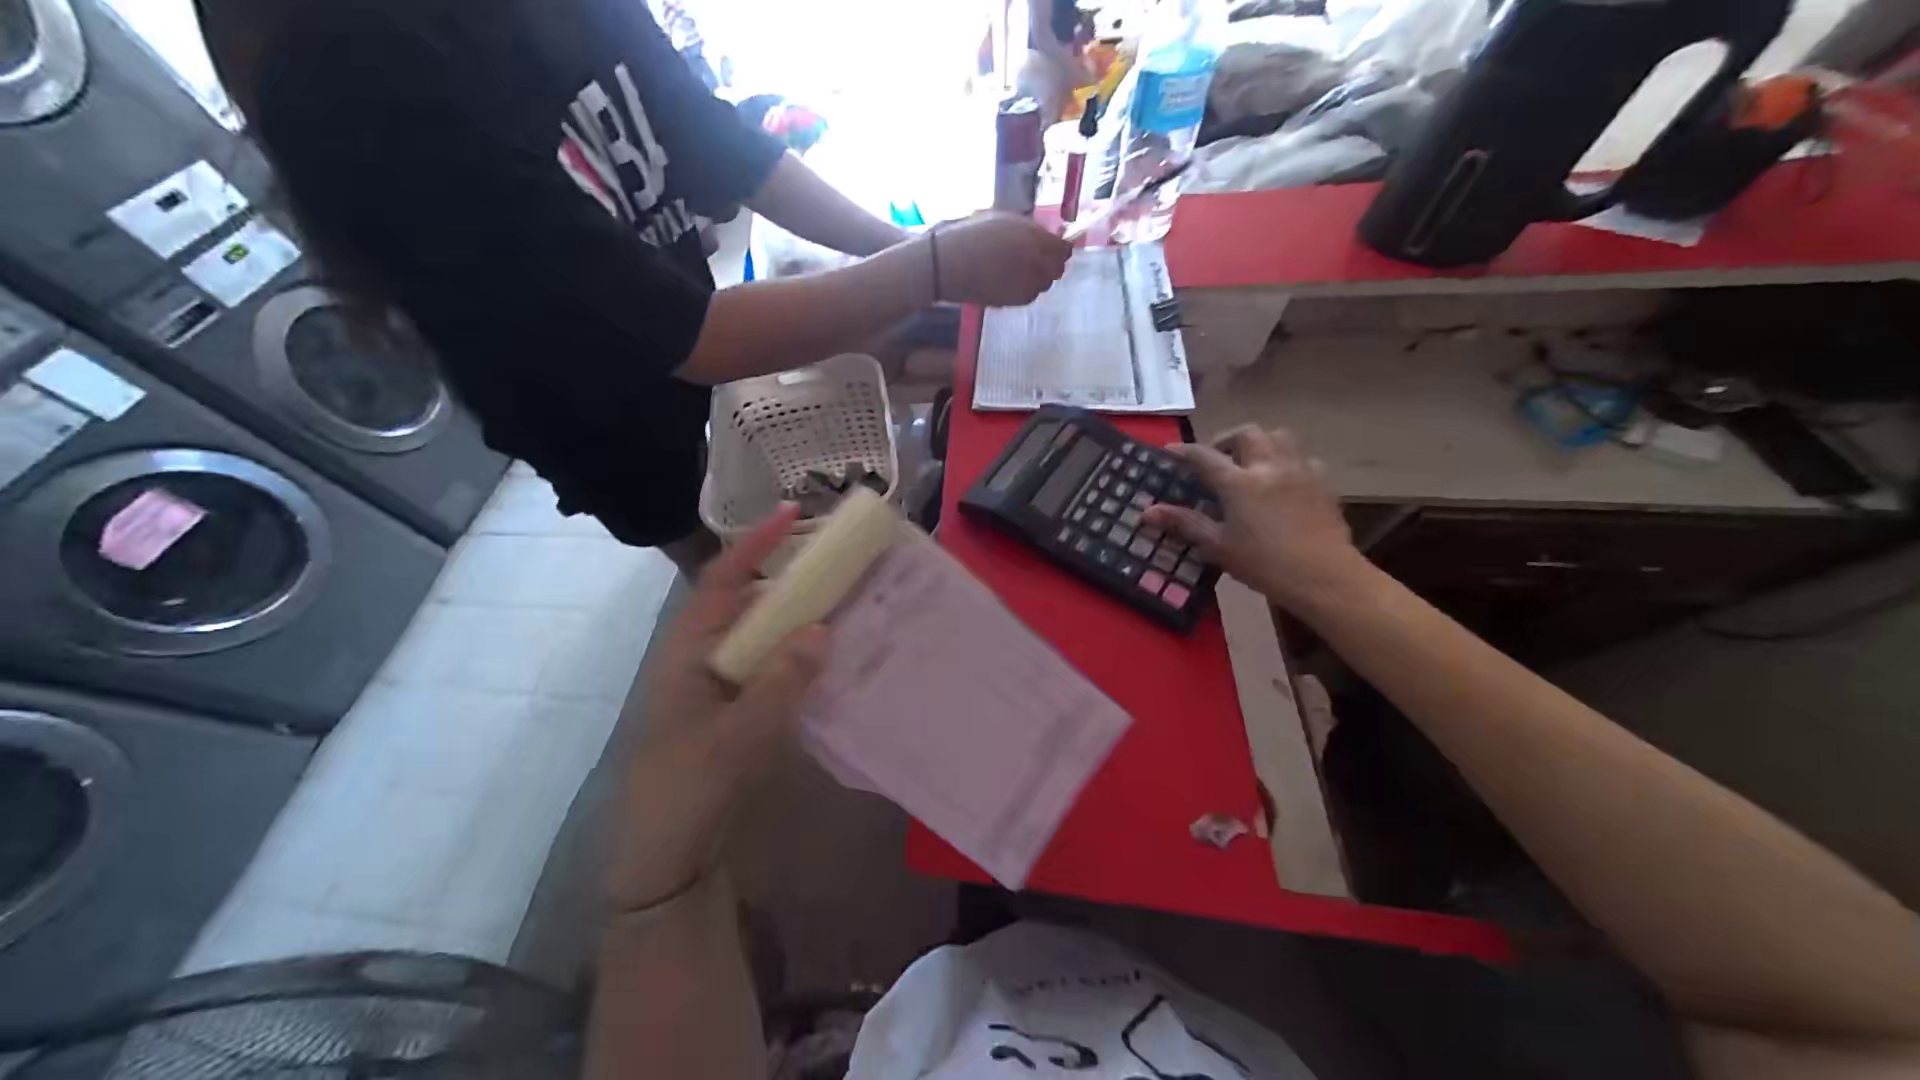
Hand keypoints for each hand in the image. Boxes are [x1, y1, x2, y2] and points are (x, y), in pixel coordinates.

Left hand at [605, 504, 829, 912]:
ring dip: (797, 614)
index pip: (721, 581)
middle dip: (786, 575)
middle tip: (835, 559)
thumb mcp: (735, 737)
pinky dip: (799, 653)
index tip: (794, 513)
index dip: (754, 544)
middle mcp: (703, 658)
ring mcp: (720, 685)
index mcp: (688, 652)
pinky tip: (831, 657)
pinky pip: (772, 666)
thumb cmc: (686, 789)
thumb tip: (824, 629)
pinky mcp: (737, 710)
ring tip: (843, 598)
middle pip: (746, 601)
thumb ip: (780, 683)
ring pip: (762, 634)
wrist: (665, 857)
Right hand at [931, 212, 1071, 305]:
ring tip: (1019, 271)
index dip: (1060, 248)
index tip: (1053, 247)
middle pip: (1058, 269)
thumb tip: (1046, 237)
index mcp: (1031, 237)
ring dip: (1038, 278)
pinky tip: (1010, 282)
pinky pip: (1030, 295)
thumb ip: (1027, 230)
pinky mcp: (1014, 301)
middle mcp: (1035, 262)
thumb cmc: (966, 235)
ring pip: (1045, 284)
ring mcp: (1026, 284)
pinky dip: (1026, 290)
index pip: (1062, 248)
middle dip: (1051, 264)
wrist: (945, 265)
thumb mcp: (1000, 220)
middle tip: (1037, 259)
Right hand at [1142, 426, 1372, 611]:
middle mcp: (1269, 467)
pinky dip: (1288, 462)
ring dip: (1261, 442)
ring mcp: (1299, 472)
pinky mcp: (1321, 483)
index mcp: (1239, 483)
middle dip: (1227, 439)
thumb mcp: (1218, 546)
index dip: (1184, 451)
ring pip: (1279, 437)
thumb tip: (1146, 513)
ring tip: (1251, 462)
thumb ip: (1184, 523)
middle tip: (1216, 457)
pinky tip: (1283, 481)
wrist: (1323, 576)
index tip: (1170, 451)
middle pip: (1247, 433)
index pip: (1204, 456)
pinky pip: (1303, 459)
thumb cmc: (1263, 564)